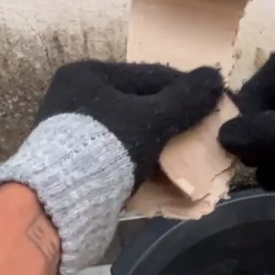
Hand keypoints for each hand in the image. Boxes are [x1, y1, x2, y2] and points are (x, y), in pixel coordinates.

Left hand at [36, 61, 224, 185]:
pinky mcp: (69, 161)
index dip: (185, 88)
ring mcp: (67, 130)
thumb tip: (214, 78)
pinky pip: (111, 151)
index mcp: (87, 74)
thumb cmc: (105, 148)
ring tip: (180, 152)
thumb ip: (185, 100)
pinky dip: (134, 157)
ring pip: (124, 129)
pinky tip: (153, 168)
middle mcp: (72, 95)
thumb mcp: (152, 120)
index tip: (213, 101)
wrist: (61, 200)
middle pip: (135, 102)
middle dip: (167, 116)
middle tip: (197, 130)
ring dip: (152, 139)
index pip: (150, 74)